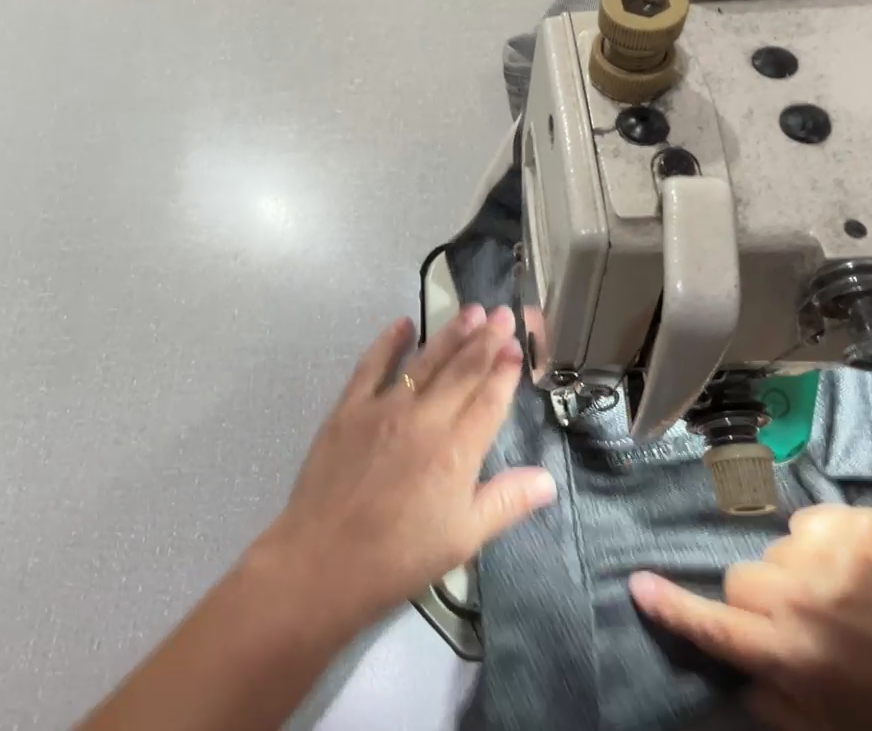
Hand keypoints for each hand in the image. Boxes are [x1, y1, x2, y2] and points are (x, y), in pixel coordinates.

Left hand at [249, 306, 555, 632]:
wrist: (324, 561)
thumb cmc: (400, 558)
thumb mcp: (463, 538)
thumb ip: (506, 502)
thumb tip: (547, 480)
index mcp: (457, 451)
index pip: (489, 398)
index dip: (506, 369)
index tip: (518, 344)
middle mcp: (425, 419)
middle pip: (462, 370)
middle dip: (486, 339)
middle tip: (503, 312)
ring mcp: (384, 409)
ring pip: (425, 361)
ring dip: (450, 333)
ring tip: (471, 310)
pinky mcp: (348, 409)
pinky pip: (372, 366)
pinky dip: (388, 342)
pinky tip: (403, 324)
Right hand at [630, 504, 871, 730]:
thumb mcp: (837, 730)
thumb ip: (775, 701)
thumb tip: (737, 670)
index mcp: (795, 657)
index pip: (712, 624)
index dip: (671, 606)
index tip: (638, 583)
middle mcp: (806, 601)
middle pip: (741, 579)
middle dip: (761, 601)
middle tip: (804, 623)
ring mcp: (835, 555)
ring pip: (775, 550)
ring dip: (796, 572)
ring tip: (844, 598)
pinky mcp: (864, 525)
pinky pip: (811, 524)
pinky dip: (825, 545)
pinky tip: (860, 572)